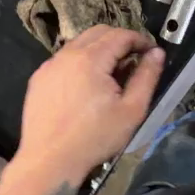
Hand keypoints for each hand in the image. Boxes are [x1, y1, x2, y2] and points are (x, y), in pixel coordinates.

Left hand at [13, 27, 164, 175]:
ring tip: (111, 76)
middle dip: (120, 40)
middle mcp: (67, 55)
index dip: (140, 40)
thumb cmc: (94, 138)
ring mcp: (49, 66)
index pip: (121, 35)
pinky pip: (64, 59)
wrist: (49, 162)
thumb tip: (156, 54)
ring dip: (99, 50)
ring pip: (79, 44)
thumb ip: (147, 77)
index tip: (150, 52)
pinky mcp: (38, 79)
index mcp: (91, 59)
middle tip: (133, 61)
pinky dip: (80, 62)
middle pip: (99, 33)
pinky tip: (87, 86)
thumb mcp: (131, 110)